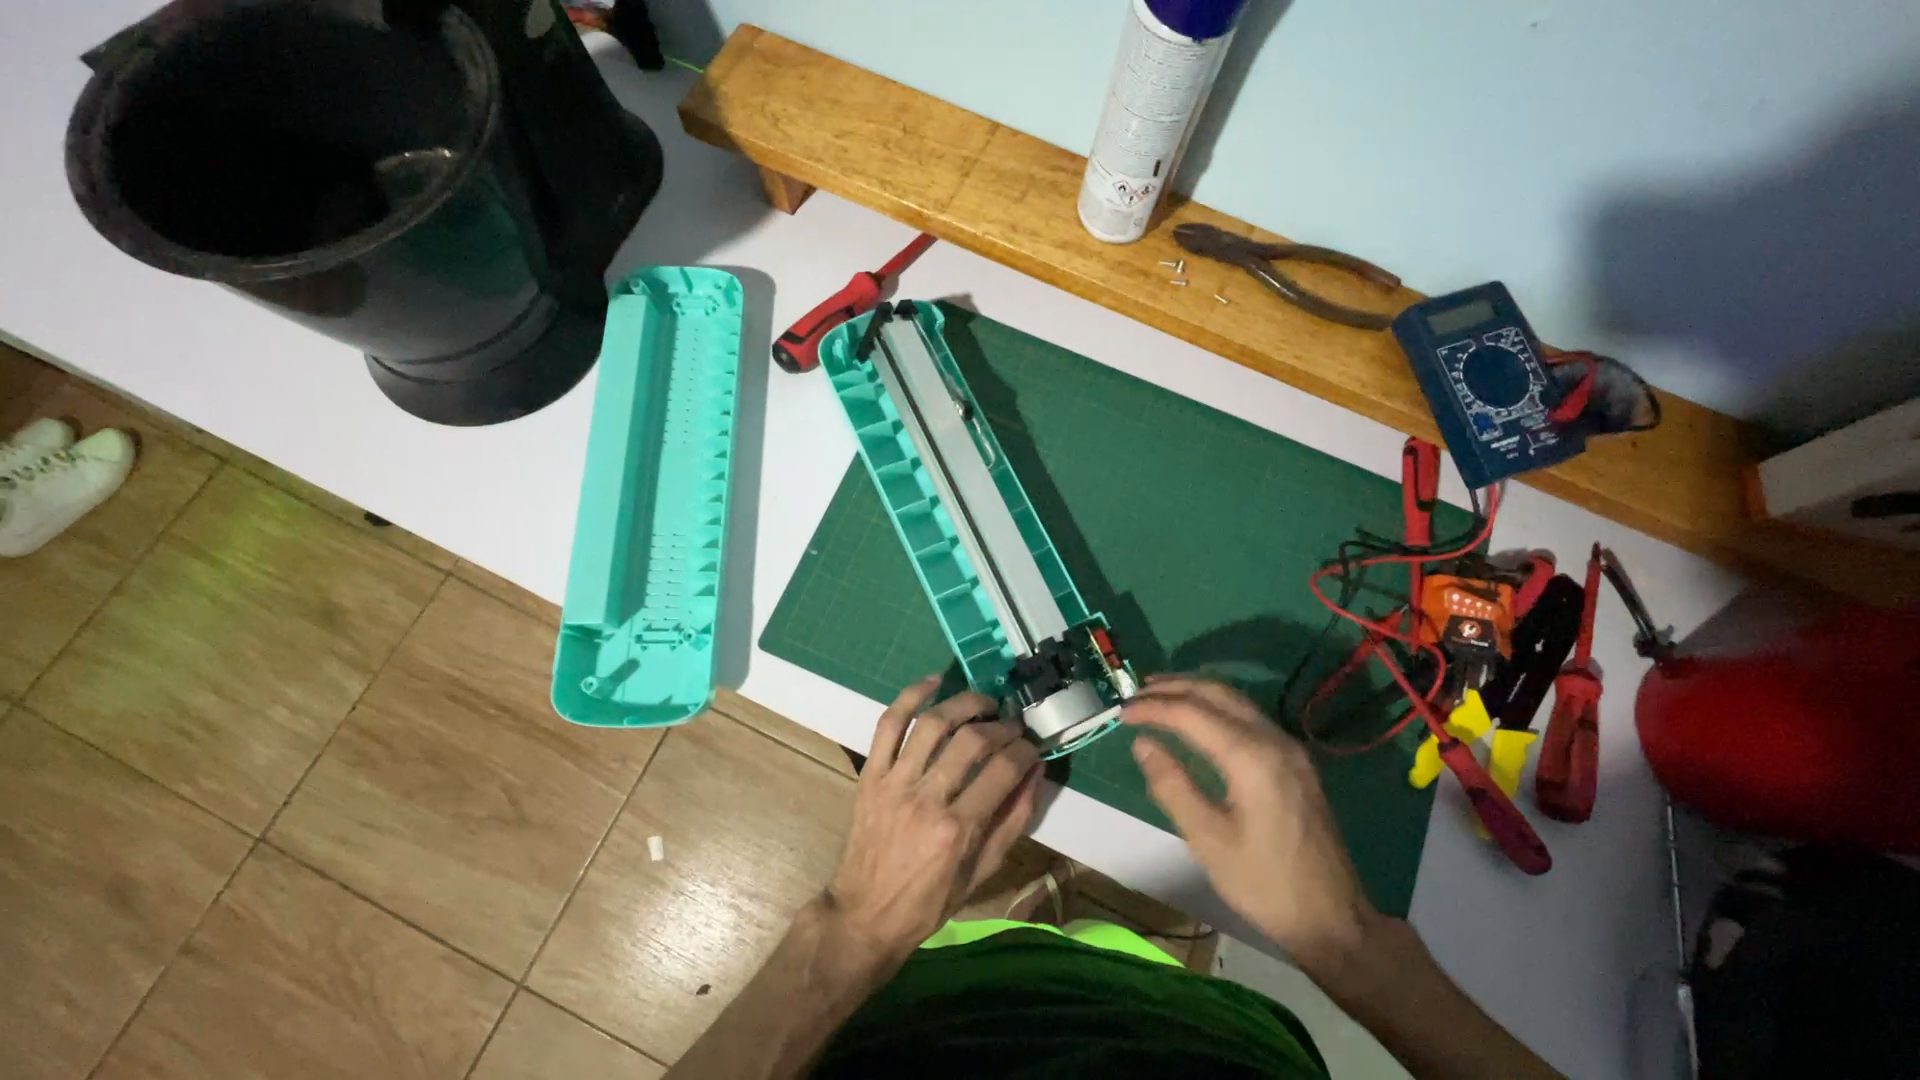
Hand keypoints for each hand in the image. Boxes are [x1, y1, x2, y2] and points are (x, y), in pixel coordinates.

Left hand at [821, 676, 1042, 968]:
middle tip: (1013, 726)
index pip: (1003, 769)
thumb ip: (1013, 821)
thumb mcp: (982, 872)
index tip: (1032, 747)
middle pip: (972, 741)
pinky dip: (910, 697)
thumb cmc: (929, 901)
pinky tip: (933, 683)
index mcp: (958, 828)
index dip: (1025, 751)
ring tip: (984, 704)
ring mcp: (894, 782)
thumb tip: (1037, 774)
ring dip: (964, 703)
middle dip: (1002, 726)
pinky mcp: (871, 774)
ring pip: (933, 724)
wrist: (865, 913)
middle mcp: (927, 798)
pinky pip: (888, 724)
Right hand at [1123, 676, 1377, 970]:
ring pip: (1237, 702)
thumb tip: (1143, 744)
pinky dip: (1217, 708)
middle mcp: (1274, 741)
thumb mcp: (1207, 839)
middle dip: (1174, 688)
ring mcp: (1290, 750)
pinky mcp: (1296, 763)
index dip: (1153, 708)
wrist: (1332, 919)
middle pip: (1218, 694)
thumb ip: (1172, 785)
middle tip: (1135, 694)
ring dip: (1196, 694)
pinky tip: (1199, 721)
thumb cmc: (1263, 883)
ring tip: (1159, 698)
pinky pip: (1250, 718)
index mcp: (1251, 758)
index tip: (1121, 713)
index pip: (1192, 713)